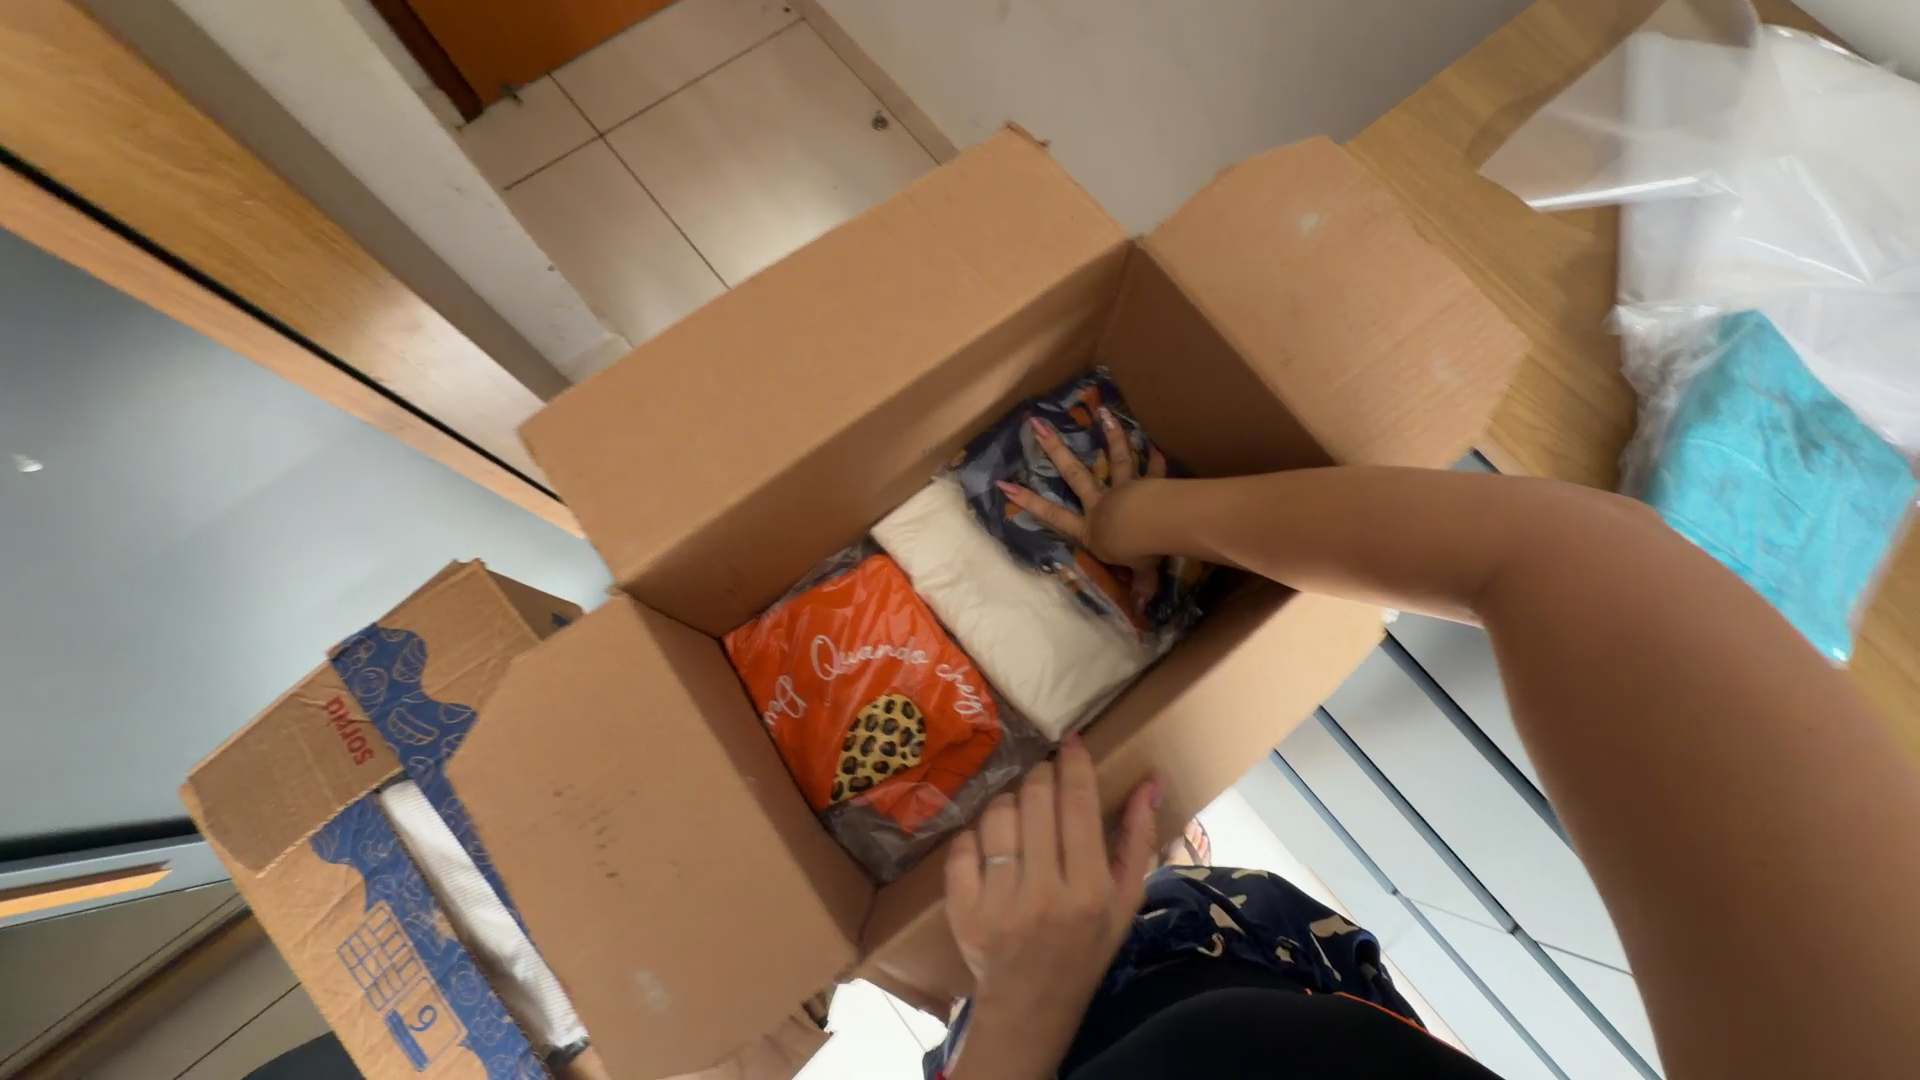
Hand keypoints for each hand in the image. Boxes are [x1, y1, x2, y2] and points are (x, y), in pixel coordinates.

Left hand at [943, 737, 1160, 1076]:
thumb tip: (1150, 780)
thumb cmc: (1086, 948)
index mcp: (1090, 890)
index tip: (1072, 742)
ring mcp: (998, 902)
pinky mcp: (962, 909)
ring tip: (1019, 813)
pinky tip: (992, 845)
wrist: (1031, 1006)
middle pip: (1036, 799)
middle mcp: (1044, 893)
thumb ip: (1139, 839)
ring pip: (998, 814)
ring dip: (1009, 801)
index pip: (1079, 804)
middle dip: (1041, 776)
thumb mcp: (1125, 901)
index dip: (1075, 763)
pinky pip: (963, 843)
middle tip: (1045, 779)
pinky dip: (975, 834)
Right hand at [997, 409, 1168, 618]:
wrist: (1154, 528)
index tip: (1004, 485)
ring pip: (1114, 459)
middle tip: (1037, 424)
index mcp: (1090, 529)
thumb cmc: (1136, 552)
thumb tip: (1143, 610)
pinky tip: (1154, 442)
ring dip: (1110, 435)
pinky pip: (1150, 469)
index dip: (1028, 502)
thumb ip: (1141, 585)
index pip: (1053, 516)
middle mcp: (1100, 504)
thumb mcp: (1138, 572)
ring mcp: (1123, 489)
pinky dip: (1154, 458)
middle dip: (1054, 449)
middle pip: (1074, 474)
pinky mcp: (1147, 483)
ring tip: (1102, 411)